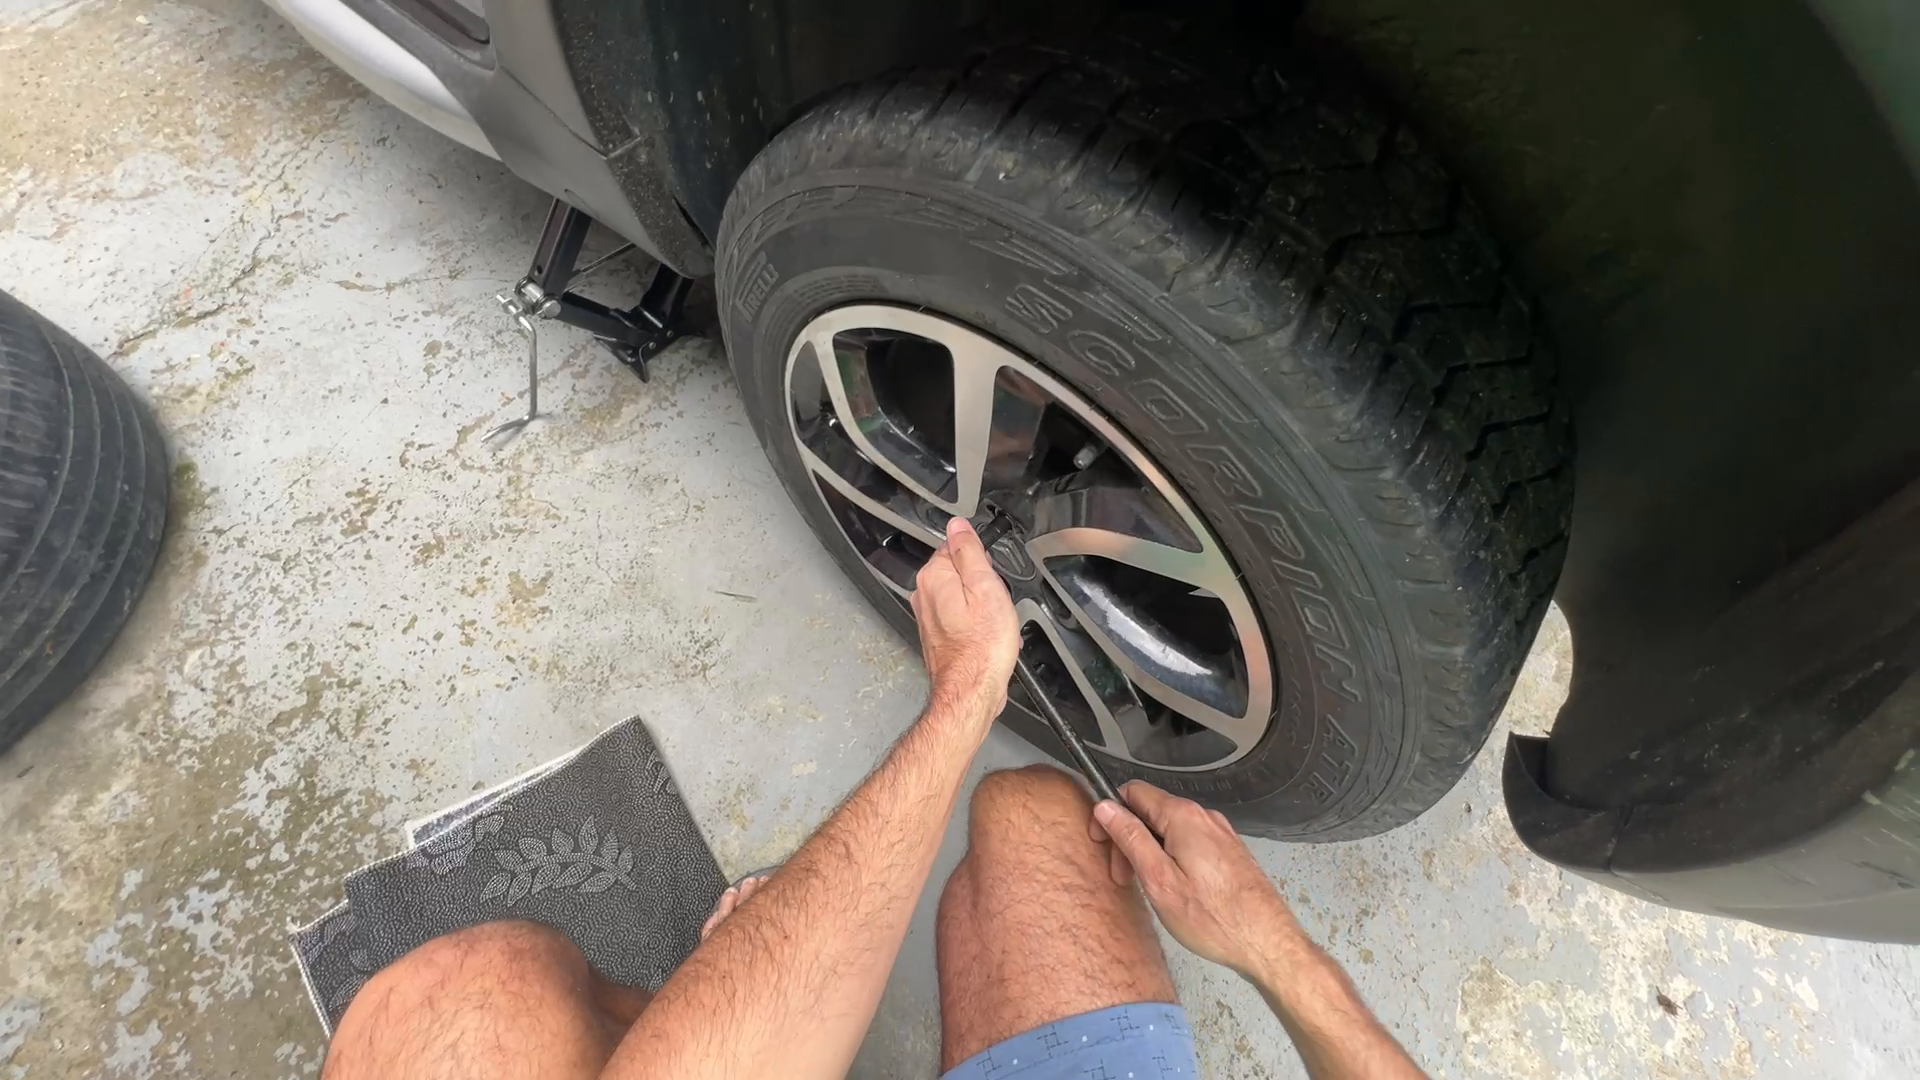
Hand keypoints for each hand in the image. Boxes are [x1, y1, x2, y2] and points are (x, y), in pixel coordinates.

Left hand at [911, 516, 1019, 721]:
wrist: (971, 690)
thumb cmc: (981, 646)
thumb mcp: (985, 587)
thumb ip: (969, 551)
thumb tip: (959, 525)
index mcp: (934, 576)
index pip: (957, 547)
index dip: (982, 561)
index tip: (993, 578)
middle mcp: (925, 594)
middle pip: (961, 572)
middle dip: (984, 585)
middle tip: (995, 604)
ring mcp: (929, 616)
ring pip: (965, 596)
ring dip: (984, 607)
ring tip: (994, 625)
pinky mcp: (938, 635)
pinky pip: (964, 618)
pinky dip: (979, 625)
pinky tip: (989, 637)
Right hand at [1089, 780, 1298, 976]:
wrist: (1271, 945)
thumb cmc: (1212, 918)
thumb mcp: (1159, 880)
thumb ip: (1131, 838)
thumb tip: (1105, 807)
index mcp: (1182, 816)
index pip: (1133, 791)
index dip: (1110, 813)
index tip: (1101, 843)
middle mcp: (1203, 815)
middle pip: (1151, 811)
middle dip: (1129, 837)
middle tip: (1123, 877)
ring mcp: (1220, 832)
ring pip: (1170, 828)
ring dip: (1149, 850)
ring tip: (1148, 888)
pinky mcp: (1230, 851)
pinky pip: (1189, 841)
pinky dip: (1172, 856)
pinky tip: (1174, 887)